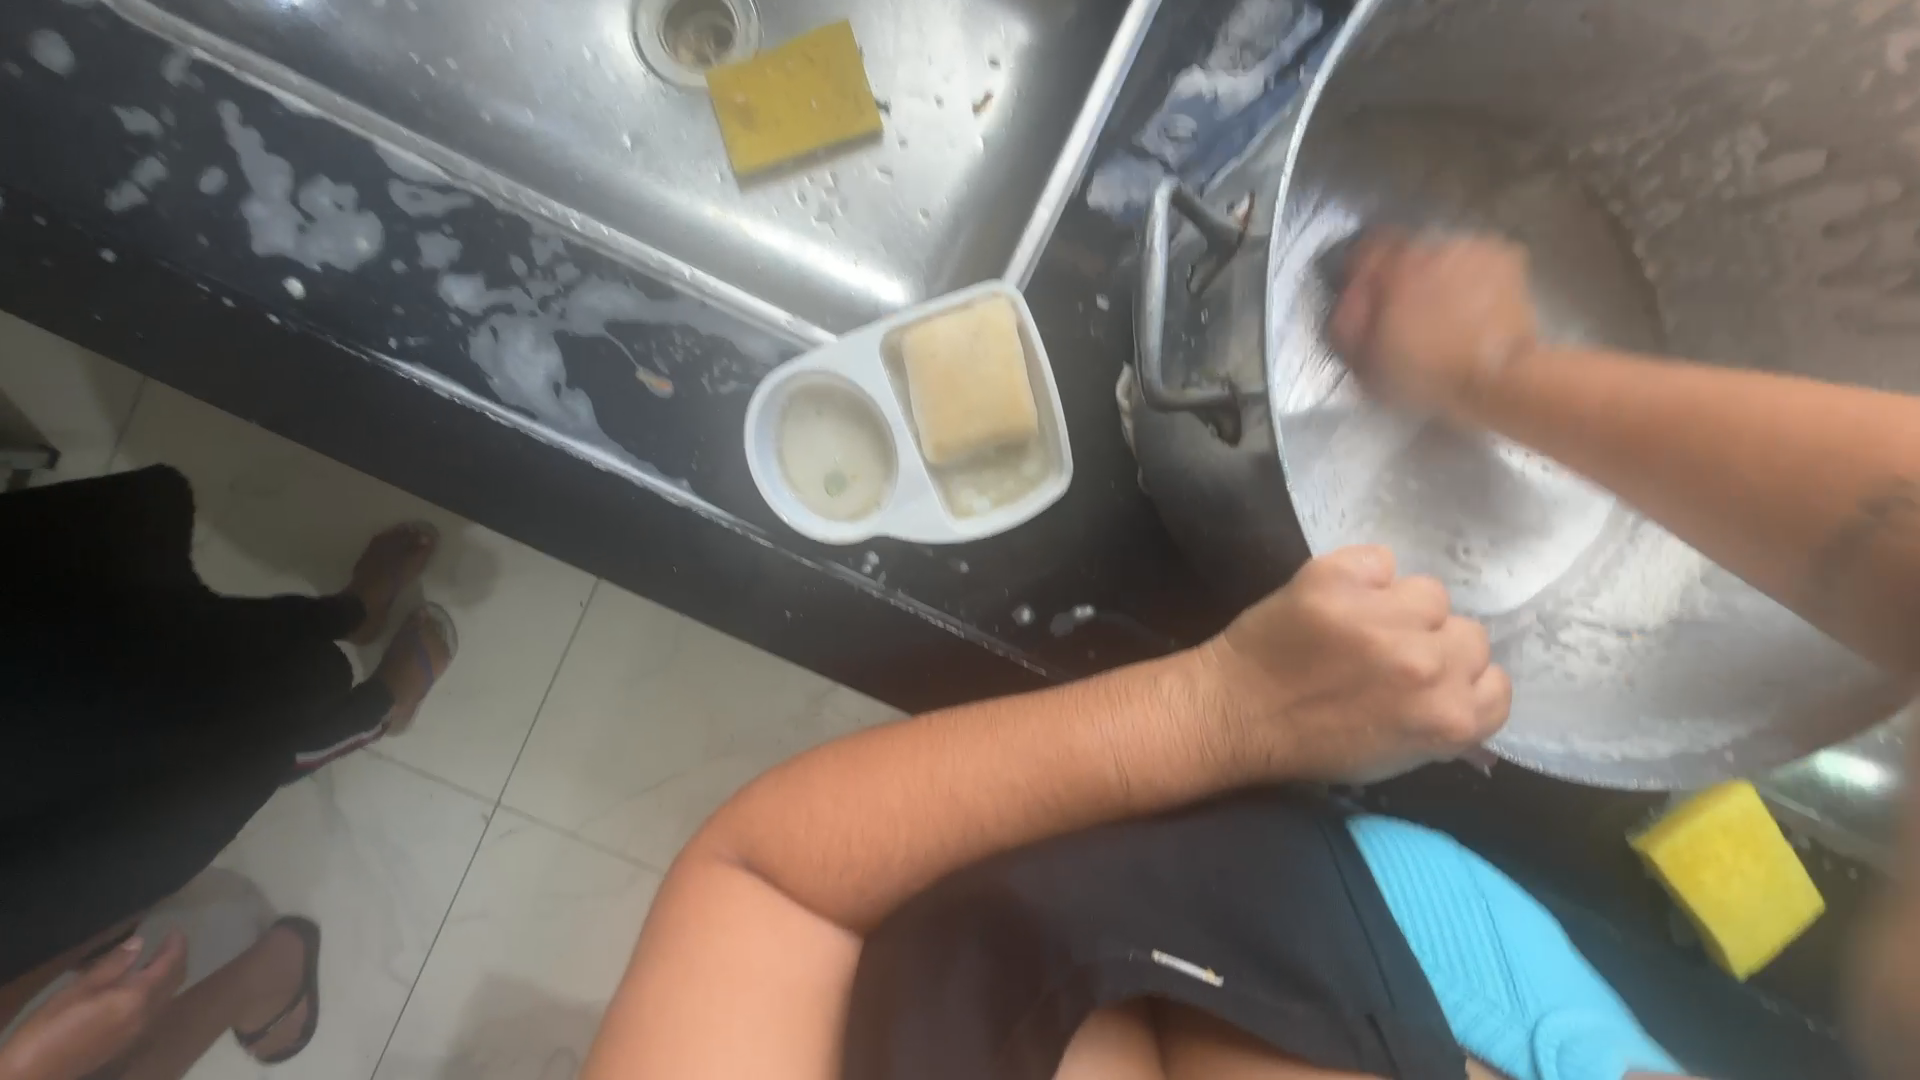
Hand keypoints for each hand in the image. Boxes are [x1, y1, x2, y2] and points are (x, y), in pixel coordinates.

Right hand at [0, 934, 185, 1079]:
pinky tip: (138, 988)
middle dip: (177, 958)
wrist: (29, 1077)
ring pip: (167, 994)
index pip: (170, 963)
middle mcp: (148, 1012)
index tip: (176, 930)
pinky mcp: (127, 1040)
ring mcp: (140, 1028)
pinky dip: (156, 992)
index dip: (176, 945)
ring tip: (154, 961)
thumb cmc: (47, 1030)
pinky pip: (154, 1009)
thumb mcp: (76, 990)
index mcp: (138, 996)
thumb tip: (138, 941)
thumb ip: (112, 965)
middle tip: (168, 943)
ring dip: (168, 975)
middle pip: (176, 978)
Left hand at [1198, 545, 1511, 782]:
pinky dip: (1359, 574)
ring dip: (1396, 606)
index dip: (1455, 678)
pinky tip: (1329, 600)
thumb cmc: (1310, 742)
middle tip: (1381, 655)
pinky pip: (1377, 559)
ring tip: (1352, 627)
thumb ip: (1445, 719)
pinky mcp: (1335, 579)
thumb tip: (1471, 686)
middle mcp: (1427, 664)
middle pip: (1467, 632)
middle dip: (1428, 642)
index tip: (1421, 680)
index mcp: (1452, 719)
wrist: (1232, 714)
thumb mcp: (1398, 754)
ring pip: (1426, 592)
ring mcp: (1380, 617)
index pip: (1495, 680)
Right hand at [1328, 228, 1539, 420]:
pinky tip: (1467, 305)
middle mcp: (1433, 245)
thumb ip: (1345, 319)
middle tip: (1400, 309)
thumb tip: (1347, 296)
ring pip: (1440, 255)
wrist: (1497, 378)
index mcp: (1393, 266)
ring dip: (1434, 275)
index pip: (1364, 248)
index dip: (1359, 271)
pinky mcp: (1507, 257)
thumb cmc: (1424, 373)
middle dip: (1399, 274)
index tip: (1360, 292)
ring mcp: (1474, 247)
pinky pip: (1473, 261)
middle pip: (1404, 250)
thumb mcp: (1363, 359)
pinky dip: (1467, 277)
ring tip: (1437, 310)